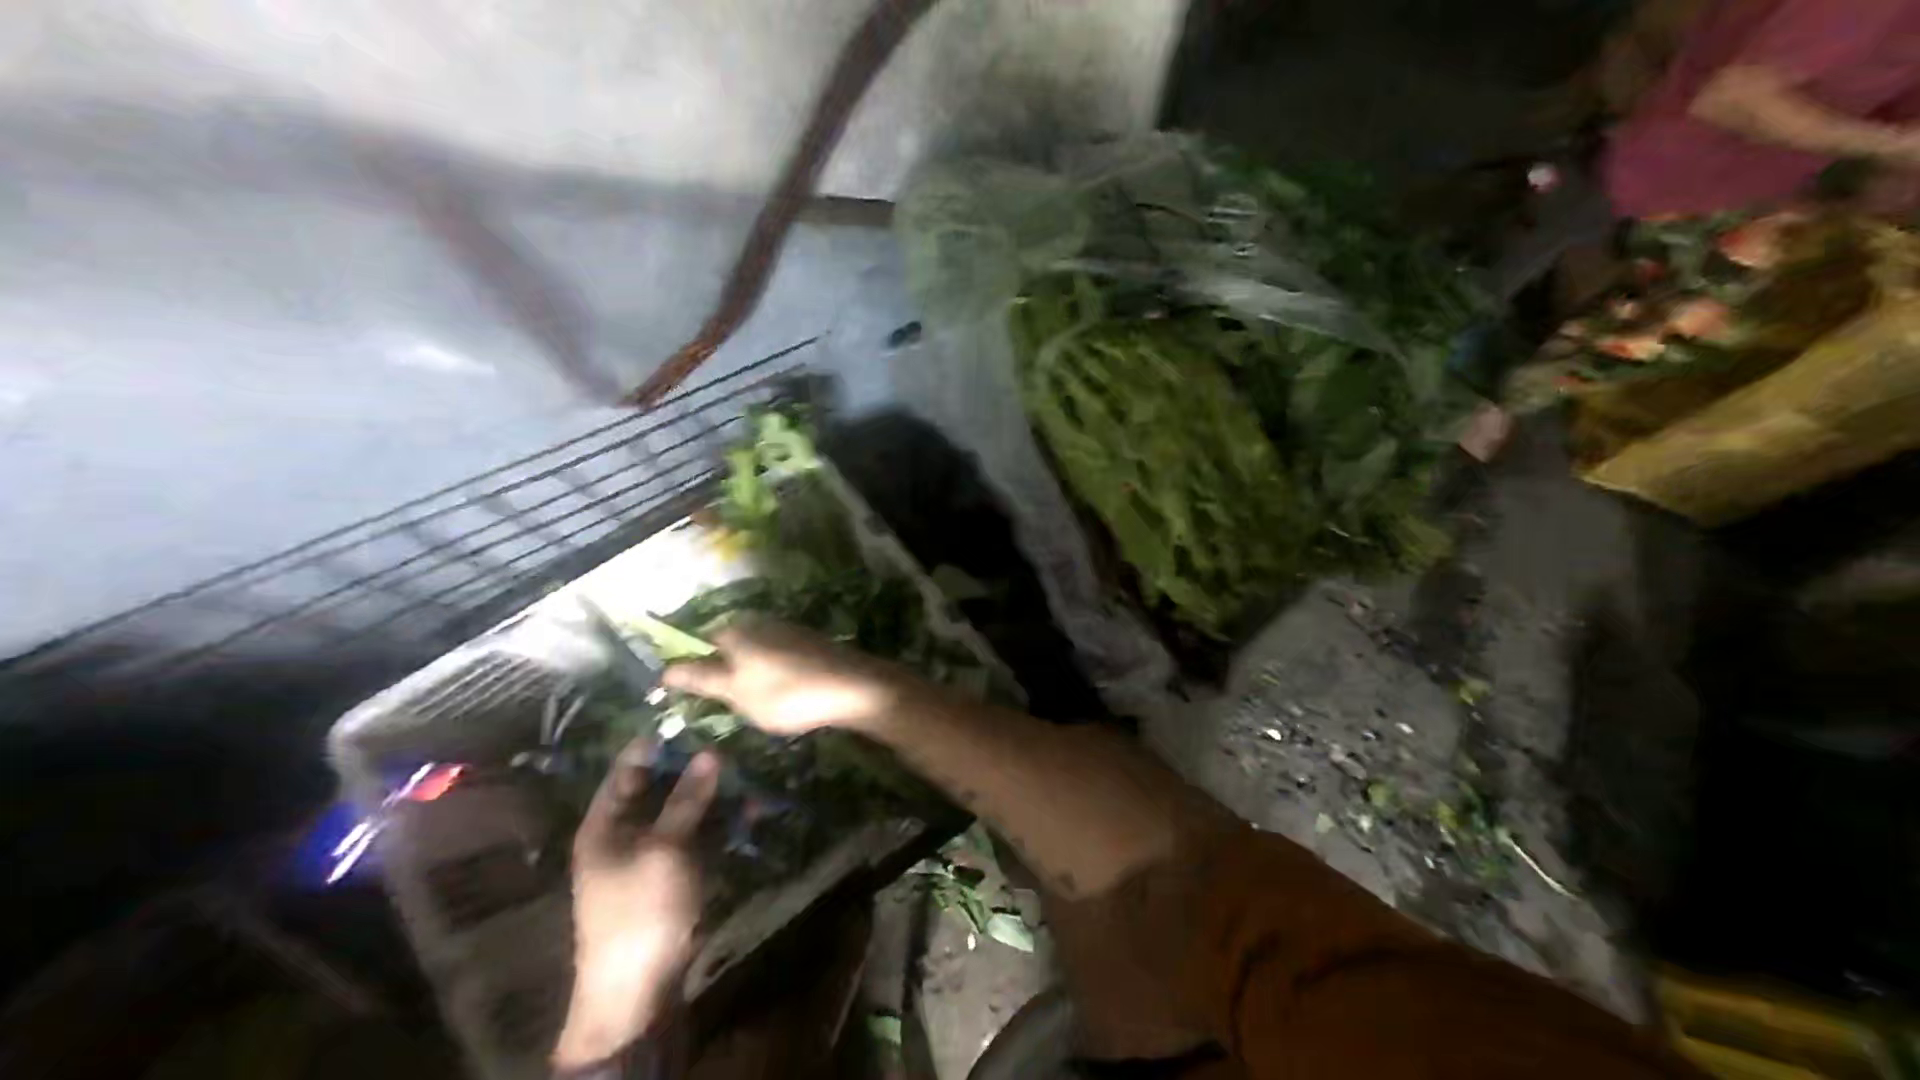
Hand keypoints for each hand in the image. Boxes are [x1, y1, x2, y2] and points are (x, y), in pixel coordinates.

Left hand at [554, 740, 718, 1070]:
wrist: (640, 986)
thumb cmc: (640, 908)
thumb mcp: (664, 848)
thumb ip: (687, 799)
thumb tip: (710, 752)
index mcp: (605, 824)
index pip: (627, 770)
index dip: (656, 743)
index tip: (692, 717)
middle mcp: (626, 832)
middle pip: (660, 787)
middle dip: (694, 766)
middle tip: (731, 737)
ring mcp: (654, 852)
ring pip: (686, 809)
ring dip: (715, 793)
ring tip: (749, 767)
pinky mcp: (677, 870)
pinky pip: (701, 834)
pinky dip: (722, 821)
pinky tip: (752, 806)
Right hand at [661, 618, 906, 735]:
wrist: (852, 687)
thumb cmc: (785, 692)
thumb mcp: (735, 691)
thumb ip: (700, 678)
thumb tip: (664, 669)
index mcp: (734, 629)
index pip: (697, 642)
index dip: (690, 668)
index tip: (688, 696)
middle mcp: (758, 622)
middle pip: (726, 647)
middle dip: (721, 673)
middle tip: (722, 707)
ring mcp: (785, 630)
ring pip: (752, 653)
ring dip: (747, 676)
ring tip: (751, 707)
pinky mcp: (807, 643)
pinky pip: (775, 659)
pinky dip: (771, 676)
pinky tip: (779, 697)